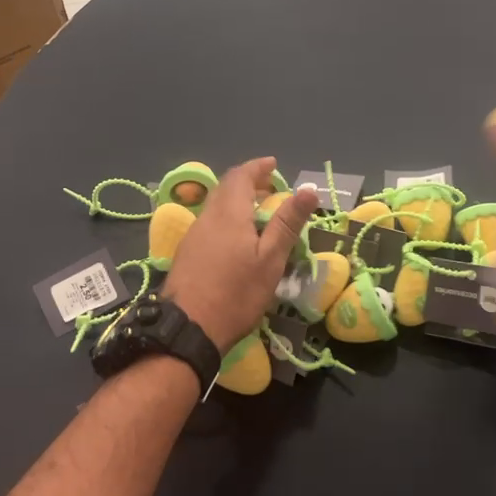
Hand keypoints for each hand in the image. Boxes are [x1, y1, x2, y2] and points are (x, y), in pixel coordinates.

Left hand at [162, 158, 317, 353]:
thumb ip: (287, 223)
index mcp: (229, 213)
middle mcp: (207, 217)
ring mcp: (193, 235)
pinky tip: (237, 237)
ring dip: (237, 200)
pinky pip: (210, 222)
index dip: (258, 167)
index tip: (274, 165)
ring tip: (258, 211)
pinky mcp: (187, 253)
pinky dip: (227, 217)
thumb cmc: (236, 293)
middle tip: (270, 187)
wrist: (188, 329)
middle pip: (226, 188)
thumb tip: (309, 189)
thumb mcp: (270, 259)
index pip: (241, 176)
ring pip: (216, 206)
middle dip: (248, 181)